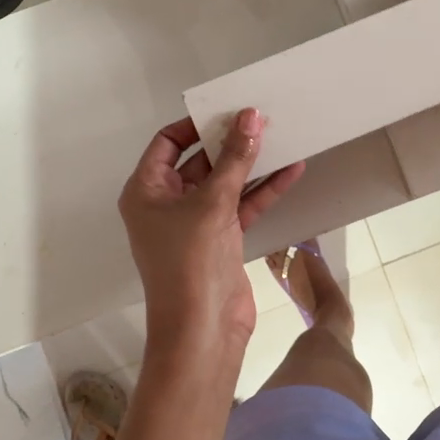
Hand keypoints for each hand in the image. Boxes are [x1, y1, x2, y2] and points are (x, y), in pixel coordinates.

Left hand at [118, 109, 304, 361]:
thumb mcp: (212, 204)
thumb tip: (250, 117)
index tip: (228, 110)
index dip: (195, 125)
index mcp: (146, 192)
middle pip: (199, 161)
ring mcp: (195, 223)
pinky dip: (264, 190)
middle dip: (230, 141)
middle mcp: (167, 204)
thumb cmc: (191, 263)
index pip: (166, 143)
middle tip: (262, 117)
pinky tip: (292, 170)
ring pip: (225, 183)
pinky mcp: (221, 239)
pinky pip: (242, 205)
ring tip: (283, 136)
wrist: (203, 330)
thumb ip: (235, 159)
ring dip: (252, 164)